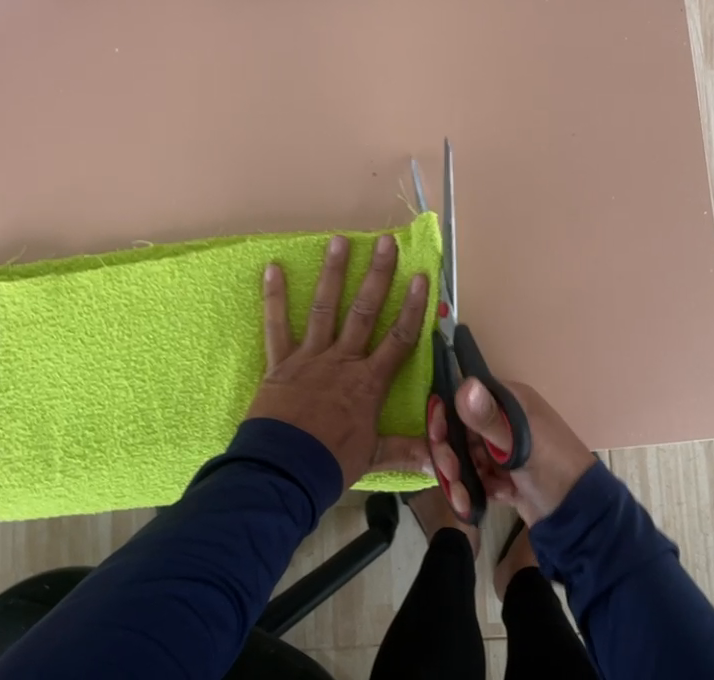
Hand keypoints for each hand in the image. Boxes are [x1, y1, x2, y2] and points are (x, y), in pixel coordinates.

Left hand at [247, 234, 431, 485]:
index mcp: (369, 382)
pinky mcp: (280, 363)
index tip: (422, 277)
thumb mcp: (373, 457)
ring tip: (338, 241)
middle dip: (377, 275)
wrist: (281, 473)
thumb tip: (441, 461)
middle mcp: (343, 360)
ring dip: (333, 273)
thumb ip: (407, 451)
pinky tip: (271, 268)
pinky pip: (276, 326)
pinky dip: (274, 297)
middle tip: (385, 242)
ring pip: (325, 308)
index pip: (399, 338)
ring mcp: (310, 357)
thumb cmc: (330, 464)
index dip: (413, 308)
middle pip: (365, 311)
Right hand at [429, 377, 594, 525]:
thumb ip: (488, 418)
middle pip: (459, 430)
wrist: (576, 516)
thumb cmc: (551, 469)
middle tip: (451, 474)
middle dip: (450, 454)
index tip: (437, 438)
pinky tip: (480, 502)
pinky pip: (476, 475)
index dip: (445, 416)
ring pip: (465, 456)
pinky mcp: (502, 473)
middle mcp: (505, 420)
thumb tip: (465, 384)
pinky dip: (474, 489)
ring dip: (459, 477)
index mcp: (510, 402)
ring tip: (465, 498)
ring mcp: (503, 448)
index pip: (464, 398)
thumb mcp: (519, 444)